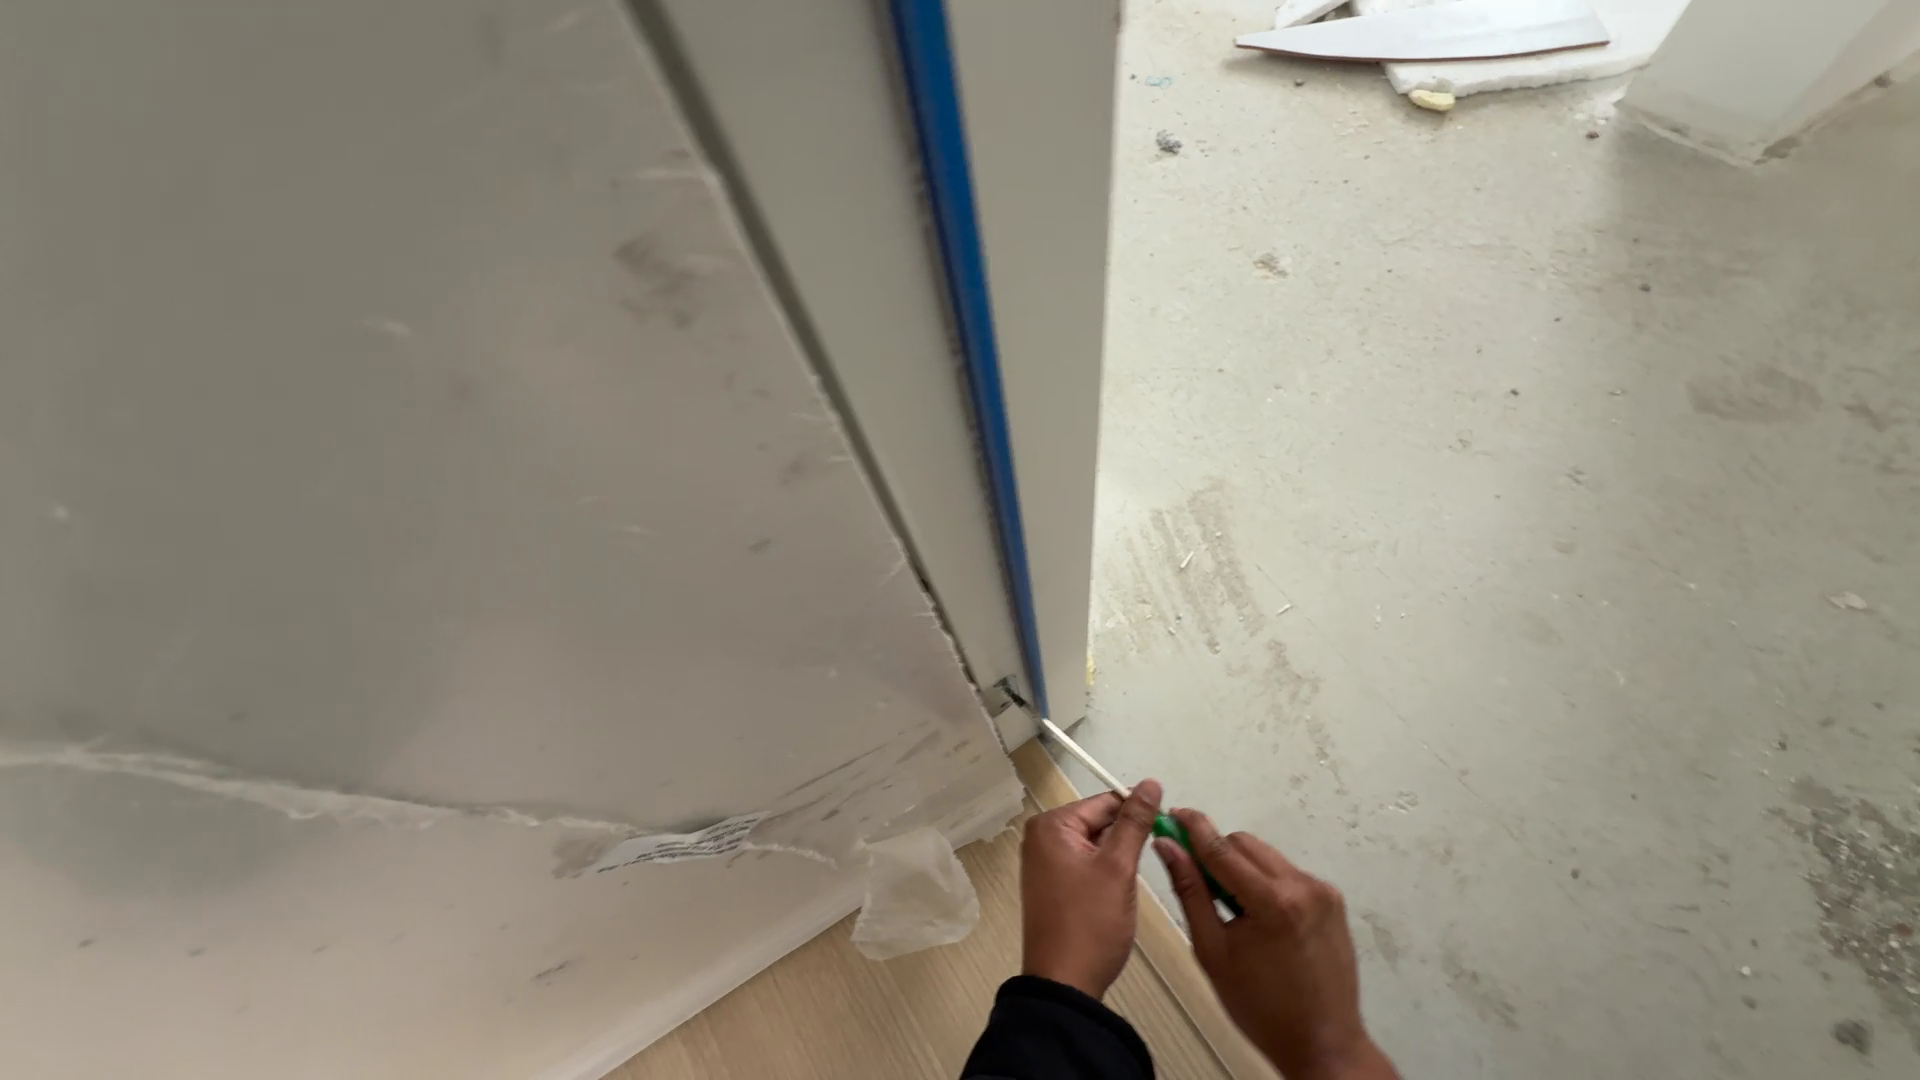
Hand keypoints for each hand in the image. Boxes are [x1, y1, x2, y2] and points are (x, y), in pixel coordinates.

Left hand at [1019, 779, 1162, 998]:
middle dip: (1125, 839)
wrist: (1064, 983)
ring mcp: (1043, 862)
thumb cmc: (1091, 923)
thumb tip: (1150, 783)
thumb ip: (1135, 822)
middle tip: (1149, 862)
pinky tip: (1116, 894)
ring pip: (1094, 845)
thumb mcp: (1118, 868)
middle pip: (1098, 822)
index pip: (1104, 802)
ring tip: (1129, 883)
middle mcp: (1041, 837)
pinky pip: (1084, 863)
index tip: (1166, 828)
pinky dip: (1104, 872)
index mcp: (1051, 825)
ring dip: (1117, 858)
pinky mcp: (1051, 884)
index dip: (1137, 813)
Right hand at [1154, 810, 1397, 1079]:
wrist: (1325, 1044)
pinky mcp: (1333, 899)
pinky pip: (1286, 871)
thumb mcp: (1212, 950)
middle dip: (1217, 852)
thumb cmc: (1259, 1005)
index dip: (1192, 826)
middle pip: (1243, 844)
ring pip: (1265, 854)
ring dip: (1242, 865)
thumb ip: (1190, 890)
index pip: (1220, 847)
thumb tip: (1166, 846)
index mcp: (1271, 902)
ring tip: (1234, 906)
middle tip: (1200, 879)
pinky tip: (1261, 915)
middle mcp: (1302, 886)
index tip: (1171, 814)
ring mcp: (1322, 891)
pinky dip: (1266, 880)